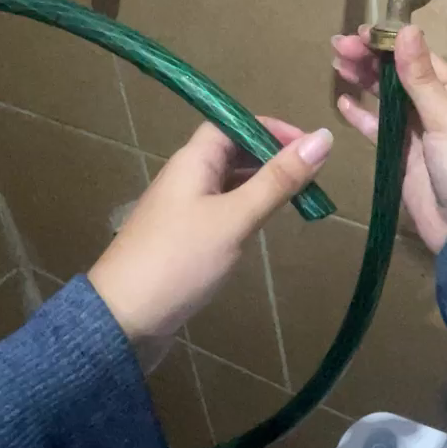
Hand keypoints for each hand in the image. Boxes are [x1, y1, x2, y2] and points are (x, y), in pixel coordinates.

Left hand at [88, 118, 332, 345]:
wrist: (122, 323)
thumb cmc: (180, 259)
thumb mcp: (236, 217)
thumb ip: (279, 179)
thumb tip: (324, 137)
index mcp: (194, 160)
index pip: (235, 124)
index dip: (271, 128)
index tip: (309, 145)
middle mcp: (187, 175)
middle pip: (233, 150)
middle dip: (272, 156)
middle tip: (312, 173)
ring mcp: (183, 207)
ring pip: (230, 180)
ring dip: (263, 182)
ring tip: (299, 196)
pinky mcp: (184, 236)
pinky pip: (223, 206)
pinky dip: (249, 206)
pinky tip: (265, 222)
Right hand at [332, 24, 446, 252]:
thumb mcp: (445, 118)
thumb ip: (421, 77)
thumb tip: (407, 30)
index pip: (417, 58)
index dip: (389, 44)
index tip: (360, 32)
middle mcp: (436, 108)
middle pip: (398, 76)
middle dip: (369, 59)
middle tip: (337, 45)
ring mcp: (418, 133)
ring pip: (386, 99)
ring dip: (363, 81)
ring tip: (336, 64)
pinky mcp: (402, 157)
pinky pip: (378, 129)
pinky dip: (361, 116)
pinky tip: (343, 102)